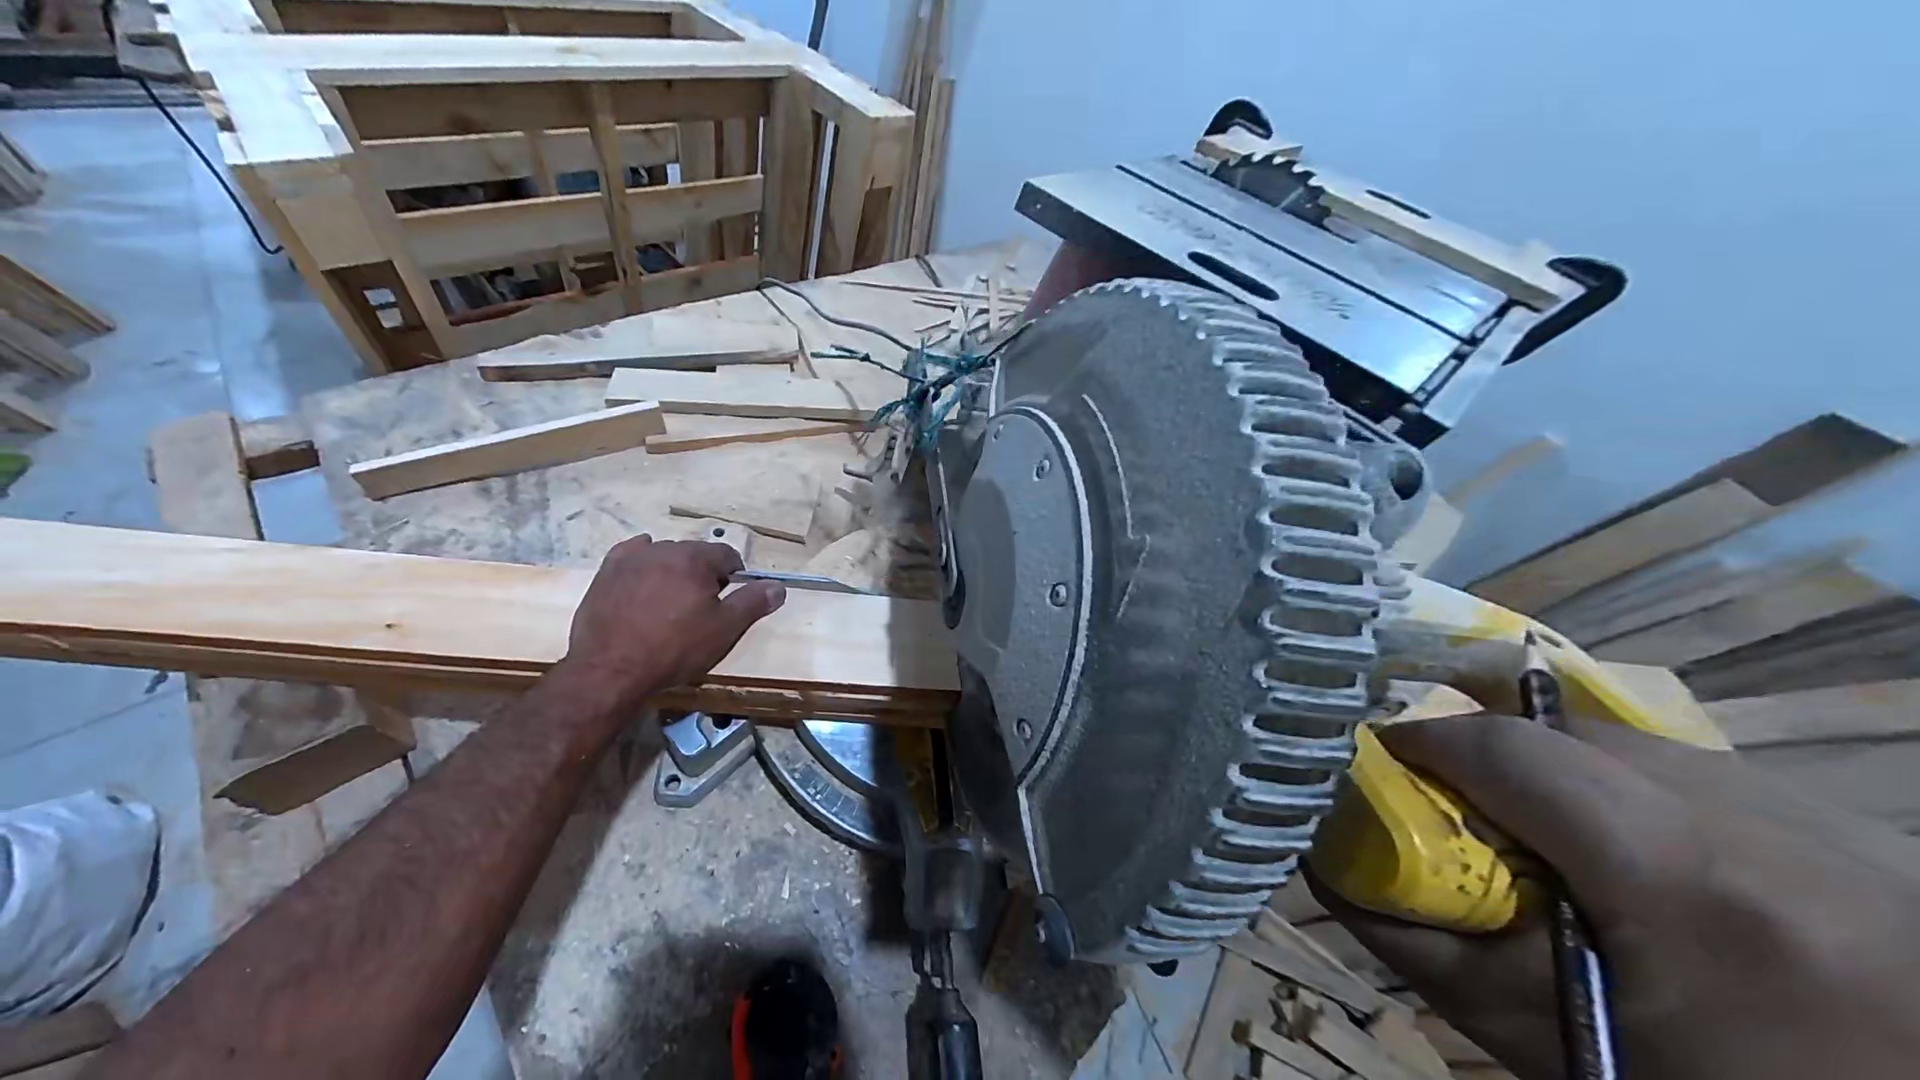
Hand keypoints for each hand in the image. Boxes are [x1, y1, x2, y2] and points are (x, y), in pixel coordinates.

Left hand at [562, 535, 785, 707]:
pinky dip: (643, 566)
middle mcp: (663, 549)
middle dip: (703, 575)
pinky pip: (632, 557)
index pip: (727, 555)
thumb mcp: (724, 630)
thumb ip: (753, 602)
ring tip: (670, 605)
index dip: (734, 577)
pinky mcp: (605, 573)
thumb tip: (778, 586)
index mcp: (695, 558)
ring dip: (673, 572)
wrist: (610, 670)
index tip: (729, 602)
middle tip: (701, 609)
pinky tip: (643, 583)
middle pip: (695, 555)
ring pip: (664, 556)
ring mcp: (630, 559)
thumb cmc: (674, 649)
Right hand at [1308, 713, 1919, 1079]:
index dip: (1423, 739)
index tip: (1377, 760)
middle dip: (1477, 747)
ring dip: (1543, 761)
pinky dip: (1609, 780)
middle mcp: (1751, 811)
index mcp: (1682, 877)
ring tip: (1526, 822)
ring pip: (1612, 734)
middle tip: (1443, 798)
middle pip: (1556, 728)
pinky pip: (1671, 761)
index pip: (1506, 750)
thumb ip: (1412, 942)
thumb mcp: (1536, 1035)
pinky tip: (1613, 841)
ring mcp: (1804, 802)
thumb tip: (1323, 858)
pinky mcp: (1830, 810)